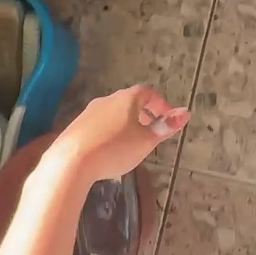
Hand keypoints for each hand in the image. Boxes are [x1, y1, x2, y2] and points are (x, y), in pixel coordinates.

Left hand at [49, 85, 188, 183]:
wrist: (70, 161)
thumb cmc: (114, 149)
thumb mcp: (145, 141)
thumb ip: (166, 127)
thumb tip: (186, 113)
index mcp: (128, 98)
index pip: (149, 93)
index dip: (161, 105)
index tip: (168, 120)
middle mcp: (108, 99)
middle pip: (131, 101)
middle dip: (144, 115)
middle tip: (151, 133)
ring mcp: (89, 112)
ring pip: (114, 113)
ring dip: (126, 124)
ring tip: (131, 143)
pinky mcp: (76, 127)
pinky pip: (99, 125)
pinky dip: (110, 132)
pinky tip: (109, 150)